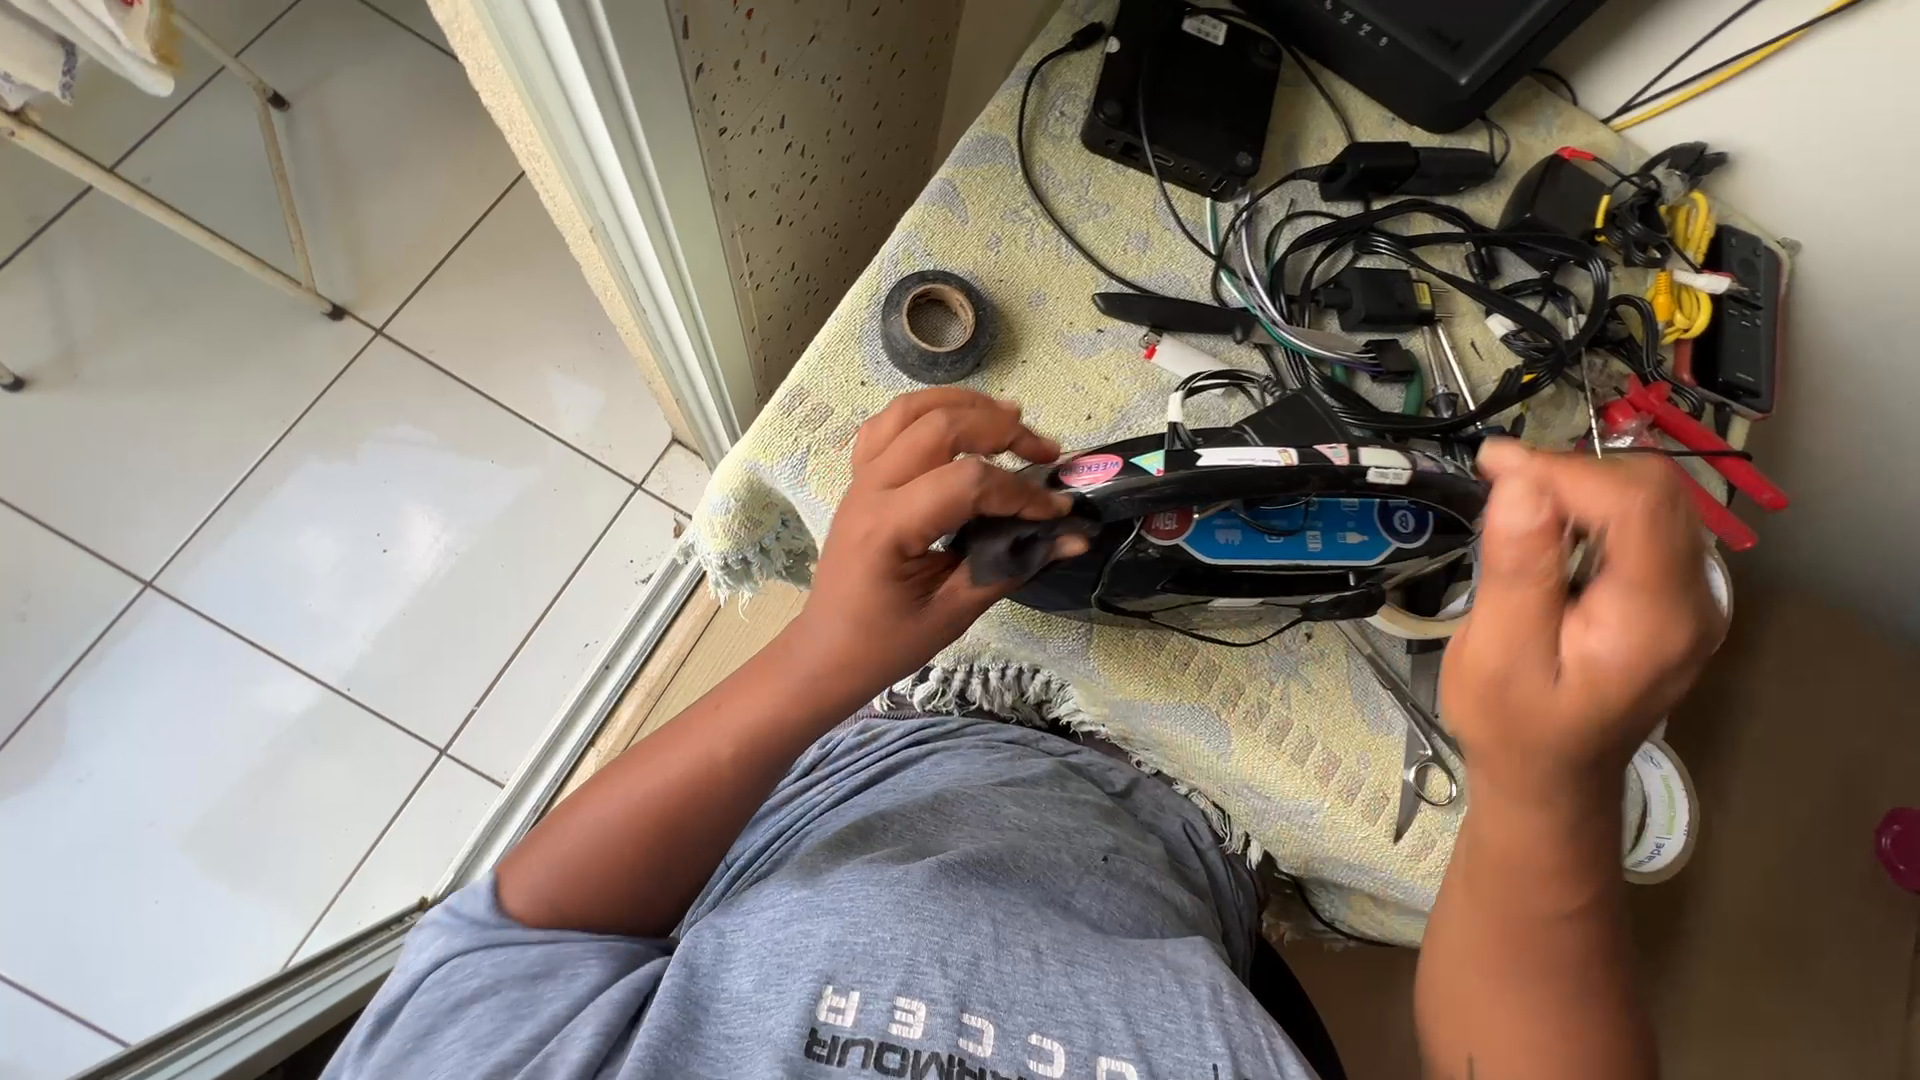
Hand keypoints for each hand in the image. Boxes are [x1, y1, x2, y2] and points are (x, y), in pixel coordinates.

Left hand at [788, 389, 1086, 691]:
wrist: (826, 652)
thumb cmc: (886, 643)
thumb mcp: (954, 613)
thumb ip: (1013, 566)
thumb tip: (1075, 538)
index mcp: (889, 527)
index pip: (967, 483)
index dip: (1021, 492)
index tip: (1058, 511)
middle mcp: (870, 489)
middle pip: (940, 426)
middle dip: (1001, 430)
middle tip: (1046, 451)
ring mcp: (860, 478)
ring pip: (910, 410)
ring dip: (964, 405)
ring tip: (1010, 417)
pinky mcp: (860, 478)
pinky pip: (889, 425)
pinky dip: (928, 412)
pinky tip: (958, 424)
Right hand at [1441, 440, 1726, 804]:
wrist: (1547, 777)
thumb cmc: (1511, 723)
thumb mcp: (1497, 651)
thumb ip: (1516, 568)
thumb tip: (1522, 485)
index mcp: (1654, 617)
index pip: (1635, 504)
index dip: (1564, 470)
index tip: (1493, 464)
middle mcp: (1694, 601)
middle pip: (1656, 494)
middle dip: (1573, 472)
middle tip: (1499, 481)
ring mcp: (1690, 601)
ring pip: (1655, 503)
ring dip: (1580, 487)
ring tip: (1514, 500)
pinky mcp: (1670, 601)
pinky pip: (1644, 529)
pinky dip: (1591, 510)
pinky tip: (1544, 527)